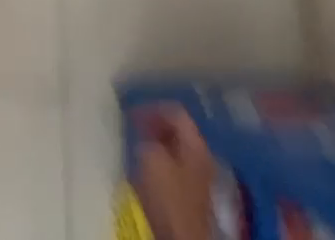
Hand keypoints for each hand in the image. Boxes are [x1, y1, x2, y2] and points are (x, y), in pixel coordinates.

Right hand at [133, 104, 217, 239]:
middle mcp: (201, 155)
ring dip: (155, 141)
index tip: (133, 109)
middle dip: (154, 123)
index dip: (153, 107)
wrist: (181, 236)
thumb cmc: (168, 195)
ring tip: (136, 141)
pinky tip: (144, 164)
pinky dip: (157, 158)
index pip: (176, 112)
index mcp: (195, 144)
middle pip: (177, 128)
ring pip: (174, 147)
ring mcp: (197, 174)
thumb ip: (147, 139)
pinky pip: (172, 164)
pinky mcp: (189, 190)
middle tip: (134, 123)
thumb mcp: (151, 158)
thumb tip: (143, 136)